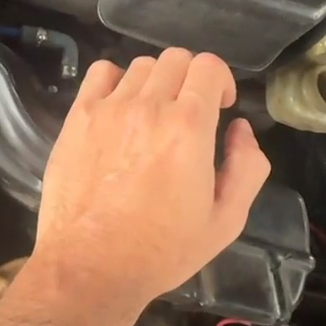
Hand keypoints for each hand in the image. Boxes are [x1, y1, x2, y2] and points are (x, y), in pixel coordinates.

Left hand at [28, 49, 270, 315]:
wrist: (90, 267)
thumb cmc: (161, 250)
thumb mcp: (225, 221)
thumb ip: (247, 168)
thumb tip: (241, 129)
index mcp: (188, 127)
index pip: (209, 66)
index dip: (221, 80)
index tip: (220, 105)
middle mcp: (149, 106)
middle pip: (176, 59)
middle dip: (191, 79)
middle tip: (190, 111)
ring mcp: (110, 107)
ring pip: (142, 65)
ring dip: (157, 81)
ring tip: (154, 114)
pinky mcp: (79, 116)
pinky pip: (101, 72)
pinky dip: (116, 80)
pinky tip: (120, 107)